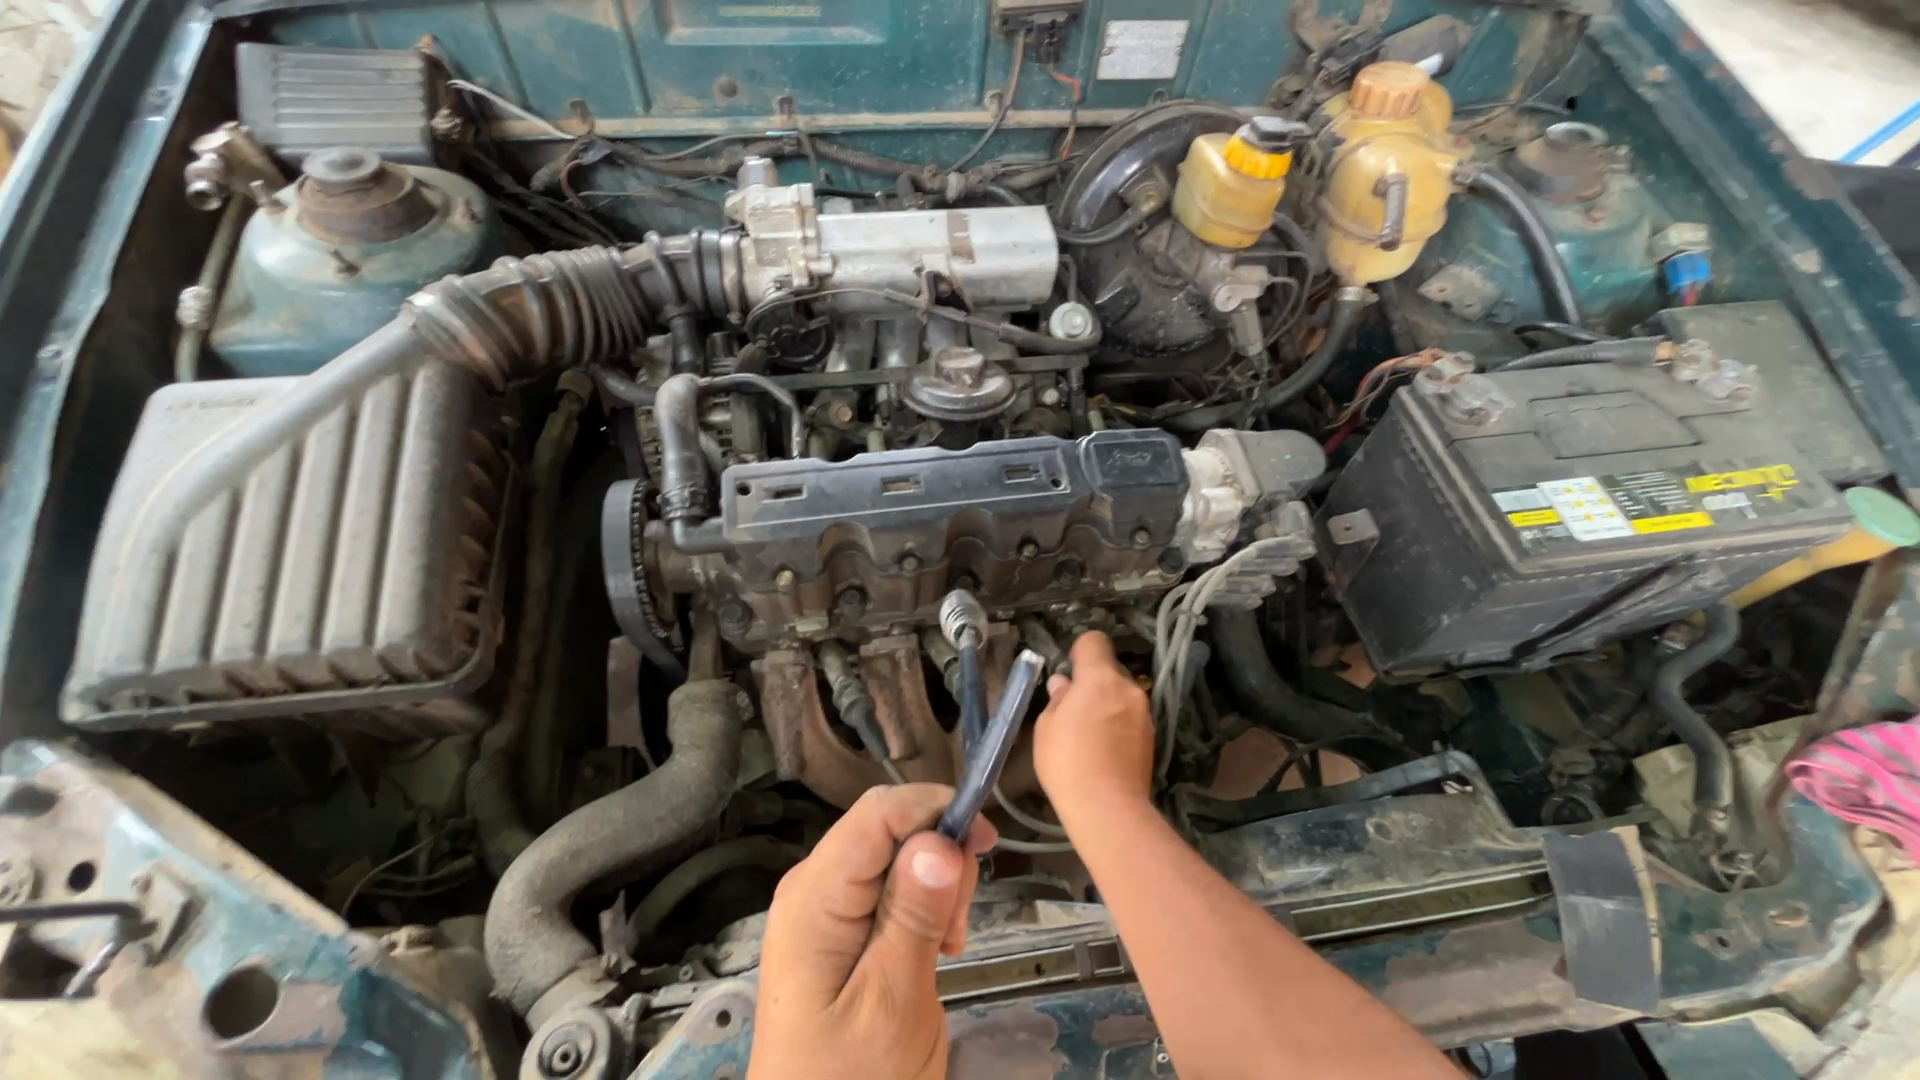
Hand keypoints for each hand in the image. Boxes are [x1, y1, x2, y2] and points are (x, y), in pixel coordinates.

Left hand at [748, 784, 996, 1079]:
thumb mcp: (891, 1005)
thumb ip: (914, 917)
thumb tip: (942, 839)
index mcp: (815, 896)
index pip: (878, 812)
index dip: (934, 809)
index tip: (985, 842)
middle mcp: (815, 884)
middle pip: (891, 825)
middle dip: (939, 857)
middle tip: (956, 929)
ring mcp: (828, 904)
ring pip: (899, 851)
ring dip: (937, 884)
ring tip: (945, 947)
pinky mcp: (845, 924)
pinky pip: (894, 884)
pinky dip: (927, 903)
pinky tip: (933, 947)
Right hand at [1034, 631, 1154, 820]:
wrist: (1108, 808)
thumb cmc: (1068, 762)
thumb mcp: (1047, 727)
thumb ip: (1058, 699)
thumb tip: (1064, 684)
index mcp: (1100, 678)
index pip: (1094, 641)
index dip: (1079, 651)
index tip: (1068, 673)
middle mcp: (1128, 688)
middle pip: (1109, 670)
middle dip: (1092, 682)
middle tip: (1073, 710)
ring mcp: (1145, 713)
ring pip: (1121, 695)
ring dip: (1107, 704)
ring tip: (1089, 735)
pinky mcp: (1152, 737)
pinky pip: (1130, 717)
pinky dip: (1118, 724)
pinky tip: (1105, 750)